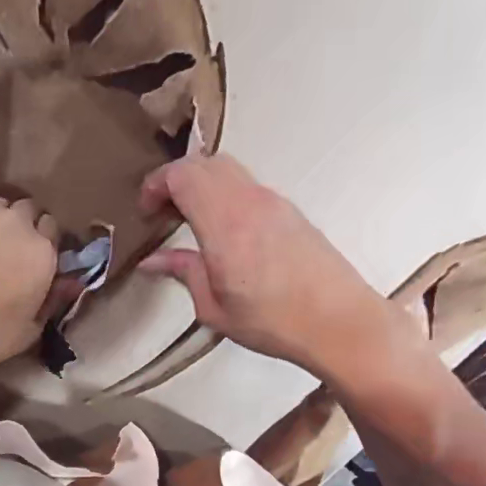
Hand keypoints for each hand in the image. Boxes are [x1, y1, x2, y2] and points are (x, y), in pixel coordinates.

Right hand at [138, 153, 405, 377]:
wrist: (340, 322)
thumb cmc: (275, 321)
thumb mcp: (213, 307)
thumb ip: (183, 272)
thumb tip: (153, 261)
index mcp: (227, 226)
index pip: (184, 175)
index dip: (156, 184)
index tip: (145, 211)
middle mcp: (252, 203)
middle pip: (205, 163)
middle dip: (175, 179)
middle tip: (161, 211)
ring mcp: (274, 203)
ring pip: (227, 169)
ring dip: (200, 184)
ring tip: (186, 219)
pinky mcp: (289, 211)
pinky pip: (246, 184)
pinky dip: (222, 192)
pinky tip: (216, 227)